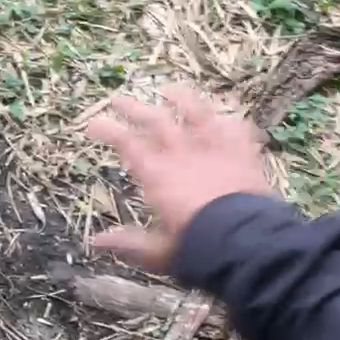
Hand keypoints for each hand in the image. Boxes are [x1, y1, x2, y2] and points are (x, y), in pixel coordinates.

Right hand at [86, 85, 269, 269]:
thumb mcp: (156, 250)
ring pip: (196, 112)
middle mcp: (181, 153)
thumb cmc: (196, 246)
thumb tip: (93, 242)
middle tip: (117, 98)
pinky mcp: (243, 154)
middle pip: (154, 119)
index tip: (92, 124)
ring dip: (181, 98)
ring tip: (169, 89)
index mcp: (156, 174)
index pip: (125, 143)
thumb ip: (127, 242)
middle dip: (133, 107)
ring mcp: (214, 149)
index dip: (107, 130)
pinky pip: (237, 129)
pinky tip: (227, 115)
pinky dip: (230, 120)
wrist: (247, 243)